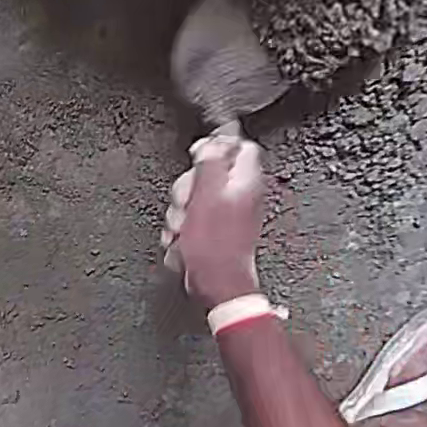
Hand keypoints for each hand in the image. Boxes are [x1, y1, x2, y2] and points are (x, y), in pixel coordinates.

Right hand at [162, 132, 267, 306]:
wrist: (216, 283)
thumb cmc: (215, 246)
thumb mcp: (206, 197)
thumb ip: (209, 164)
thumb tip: (211, 143)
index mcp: (244, 182)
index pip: (238, 146)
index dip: (215, 147)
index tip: (198, 157)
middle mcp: (239, 195)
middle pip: (208, 171)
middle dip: (188, 186)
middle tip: (188, 202)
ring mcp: (227, 212)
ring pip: (194, 195)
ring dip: (181, 210)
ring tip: (185, 227)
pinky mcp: (213, 228)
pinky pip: (191, 216)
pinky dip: (182, 226)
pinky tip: (183, 238)